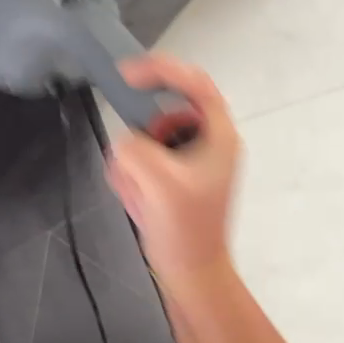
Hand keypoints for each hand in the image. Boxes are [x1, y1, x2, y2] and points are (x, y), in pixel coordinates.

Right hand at [106, 55, 241, 294]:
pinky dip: (132, 177)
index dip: (161, 70)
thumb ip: (136, 150)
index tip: (127, 75)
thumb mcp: (160, 185)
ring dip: (134, 163)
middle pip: (164, 112)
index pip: (193, 82)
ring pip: (147, 138)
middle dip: (142, 138)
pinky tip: (138, 202)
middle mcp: (207, 141)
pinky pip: (141, 160)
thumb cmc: (187, 231)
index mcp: (219, 136)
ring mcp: (189, 160)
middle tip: (136, 166)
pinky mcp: (172, 176)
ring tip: (139, 195)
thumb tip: (124, 142)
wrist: (191, 273)